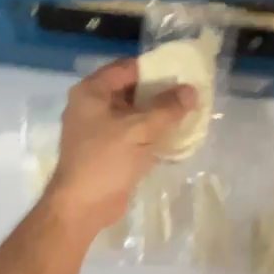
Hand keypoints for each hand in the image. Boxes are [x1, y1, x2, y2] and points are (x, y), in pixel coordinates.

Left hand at [43, 59, 195, 236]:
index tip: (182, 71)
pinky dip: (151, 133)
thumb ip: (167, 108)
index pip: (127, 67)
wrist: (82, 206)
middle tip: (190, 92)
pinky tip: (176, 135)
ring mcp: (99, 129)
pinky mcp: (108, 150)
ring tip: (188, 111)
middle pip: (131, 89)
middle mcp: (92, 105)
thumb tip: (191, 90)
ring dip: (158, 114)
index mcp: (92, 91)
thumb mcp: (139, 129)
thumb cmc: (106, 160)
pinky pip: (133, 133)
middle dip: (160, 91)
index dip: (155, 67)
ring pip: (134, 113)